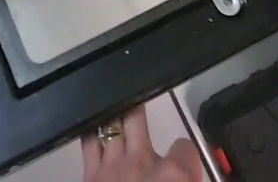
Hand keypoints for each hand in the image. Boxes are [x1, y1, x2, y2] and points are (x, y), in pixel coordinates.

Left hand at [80, 105, 205, 181]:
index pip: (185, 148)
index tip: (186, 163)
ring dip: (115, 117)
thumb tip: (189, 179)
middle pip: (137, 117)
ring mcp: (112, 165)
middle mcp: (142, 162)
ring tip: (119, 109)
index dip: (186, 155)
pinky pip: (89, 142)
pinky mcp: (89, 175)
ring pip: (111, 124)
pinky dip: (91, 132)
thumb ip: (185, 180)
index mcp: (174, 176)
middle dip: (138, 108)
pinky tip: (95, 129)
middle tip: (140, 103)